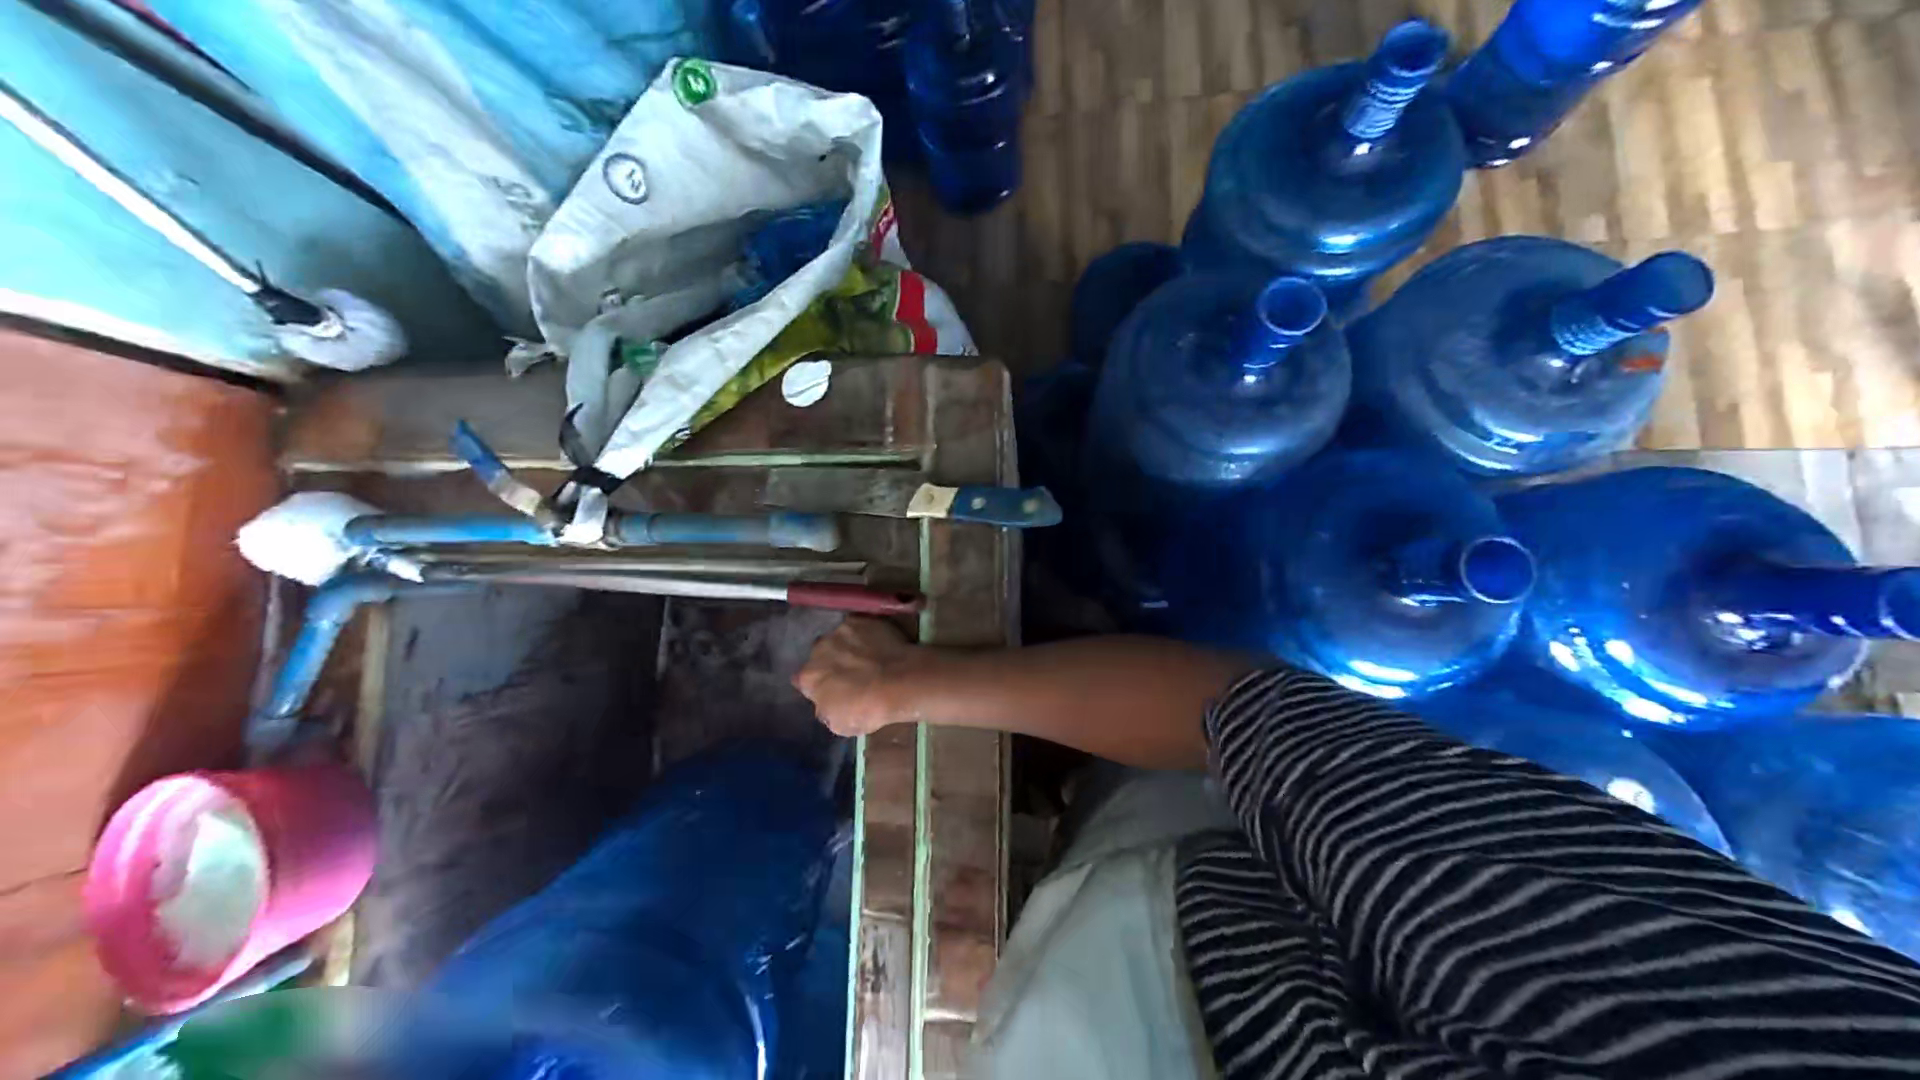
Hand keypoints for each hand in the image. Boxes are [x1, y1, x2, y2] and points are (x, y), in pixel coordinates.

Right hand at [794, 616, 925, 736]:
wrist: (899, 682)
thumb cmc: (867, 709)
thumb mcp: (838, 724)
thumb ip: (824, 708)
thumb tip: (824, 701)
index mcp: (808, 676)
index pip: (803, 680)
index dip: (816, 684)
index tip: (829, 689)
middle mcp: (819, 648)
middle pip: (820, 655)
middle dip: (830, 661)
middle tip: (850, 672)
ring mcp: (841, 630)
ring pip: (839, 638)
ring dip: (847, 646)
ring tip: (866, 656)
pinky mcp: (863, 618)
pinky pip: (859, 626)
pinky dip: (865, 633)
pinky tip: (878, 643)